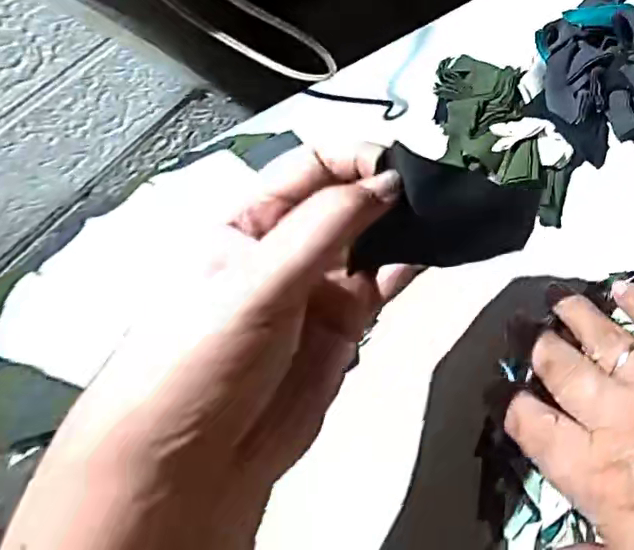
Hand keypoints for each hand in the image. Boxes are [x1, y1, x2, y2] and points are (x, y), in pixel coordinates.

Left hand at [5, 143, 420, 549]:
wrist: (184, 474)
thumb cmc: (194, 368)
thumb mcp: (254, 285)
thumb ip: (328, 225)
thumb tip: (395, 179)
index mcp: (248, 225)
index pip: (313, 165)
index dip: (358, 158)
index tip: (400, 166)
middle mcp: (289, 246)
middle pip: (355, 195)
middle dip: (397, 185)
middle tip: (441, 185)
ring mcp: (323, 281)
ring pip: (383, 232)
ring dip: (416, 220)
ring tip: (449, 214)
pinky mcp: (352, 315)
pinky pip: (395, 272)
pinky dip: (420, 258)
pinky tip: (437, 250)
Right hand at [504, 282, 633, 549]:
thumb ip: (585, 549)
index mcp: (592, 470)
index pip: (538, 432)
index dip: (520, 411)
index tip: (511, 398)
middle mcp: (613, 415)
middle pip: (565, 373)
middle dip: (545, 351)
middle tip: (532, 335)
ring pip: (603, 336)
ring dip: (579, 315)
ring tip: (562, 299)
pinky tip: (623, 287)